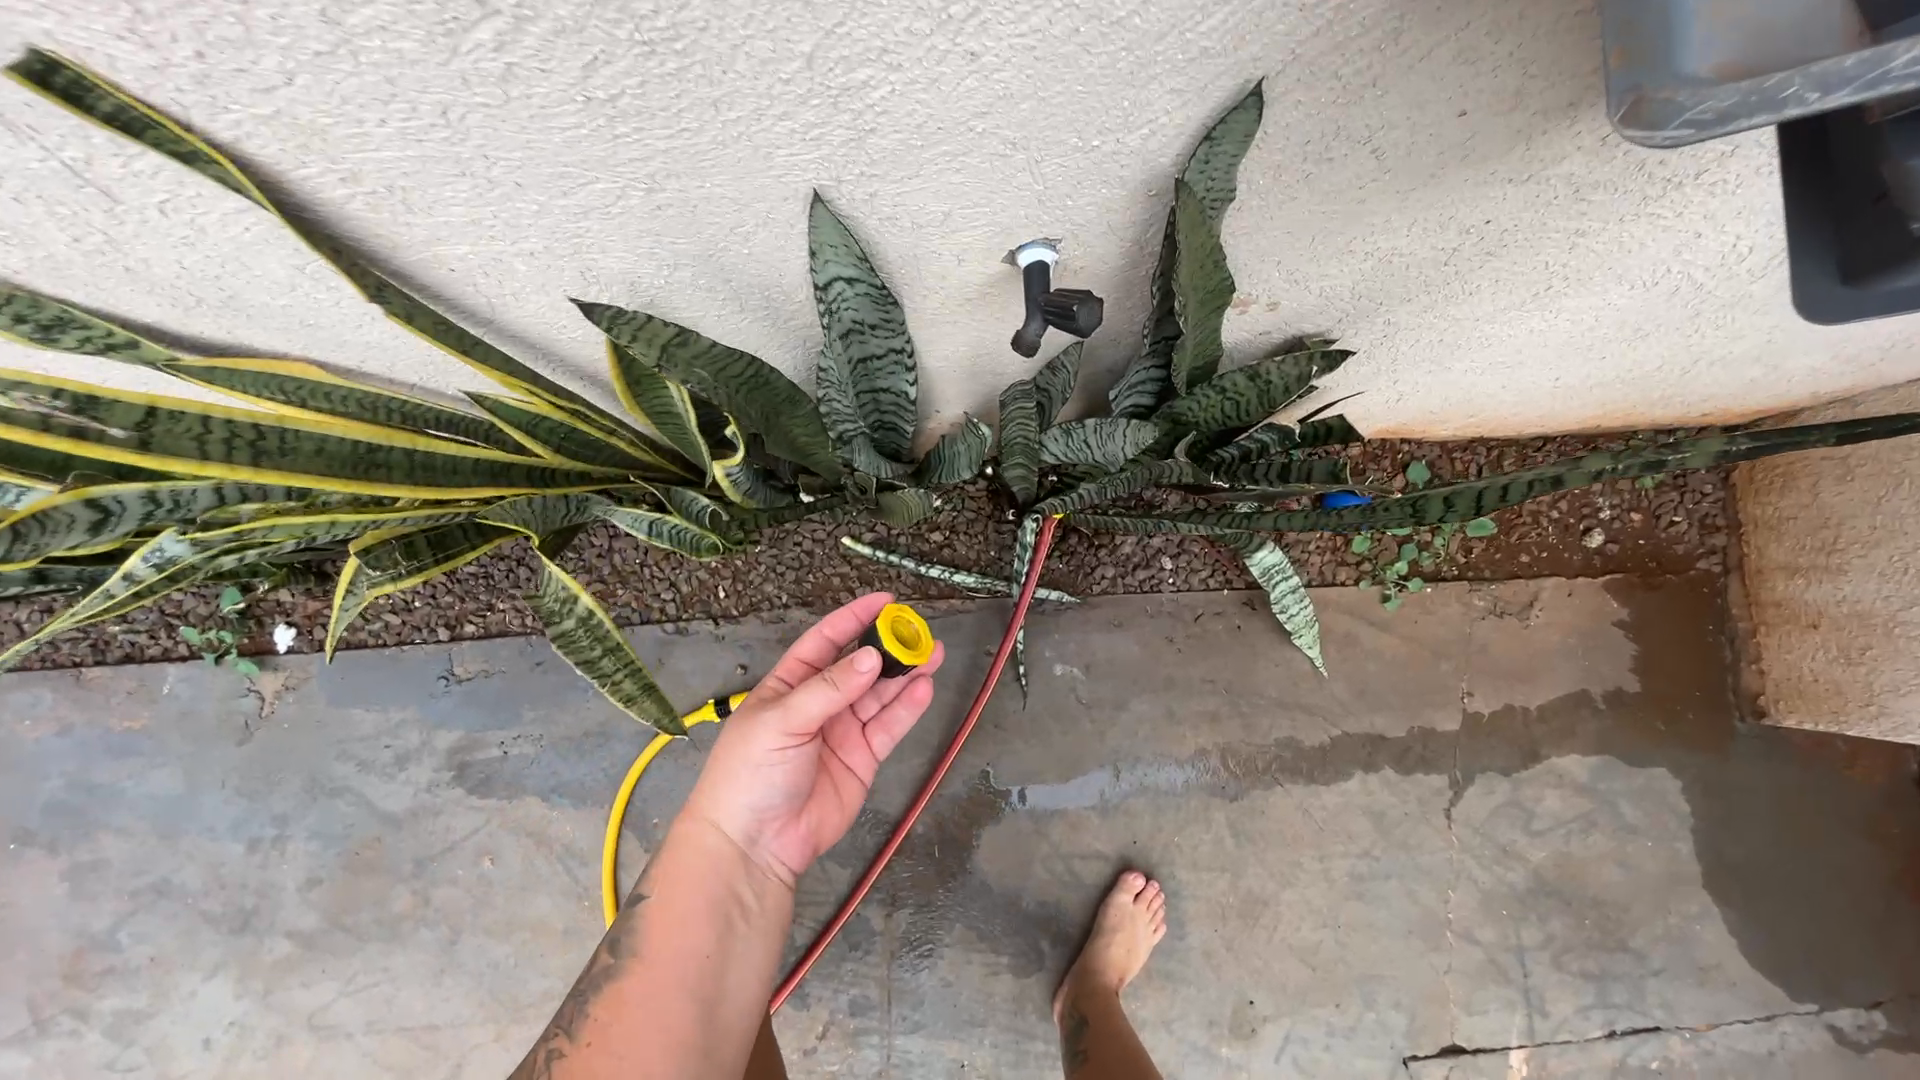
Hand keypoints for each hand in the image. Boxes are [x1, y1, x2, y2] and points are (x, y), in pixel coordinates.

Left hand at [683, 593, 944, 887]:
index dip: (854, 619)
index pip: (826, 641)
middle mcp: (820, 703)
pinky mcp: (863, 759)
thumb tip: (871, 658)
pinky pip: (888, 727)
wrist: (755, 843)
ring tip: (933, 654)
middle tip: (919, 633)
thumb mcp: (782, 722)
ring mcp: (843, 731)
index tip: (885, 600)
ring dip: (906, 675)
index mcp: (790, 685)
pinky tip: (924, 689)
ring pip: (880, 695)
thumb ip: (829, 689)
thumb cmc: (751, 772)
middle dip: (889, 649)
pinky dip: (907, 709)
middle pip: (860, 668)